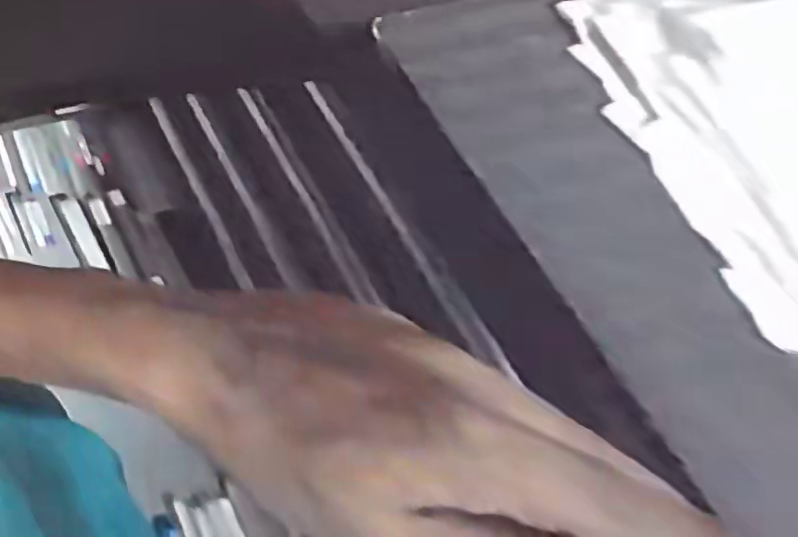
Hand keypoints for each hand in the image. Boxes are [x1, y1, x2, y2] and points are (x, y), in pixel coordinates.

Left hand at [157, 291, 724, 536]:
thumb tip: (563, 535)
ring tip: (540, 517)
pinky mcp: (386, 319)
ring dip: (572, 479)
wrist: (188, 348)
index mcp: (476, 439)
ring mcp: (422, 337)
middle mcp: (467, 376)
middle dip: (639, 527)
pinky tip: (470, 454)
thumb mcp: (382, 535)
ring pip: (546, 419)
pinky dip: (511, 430)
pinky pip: (483, 382)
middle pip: (612, 468)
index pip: (647, 518)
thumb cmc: (271, 451)